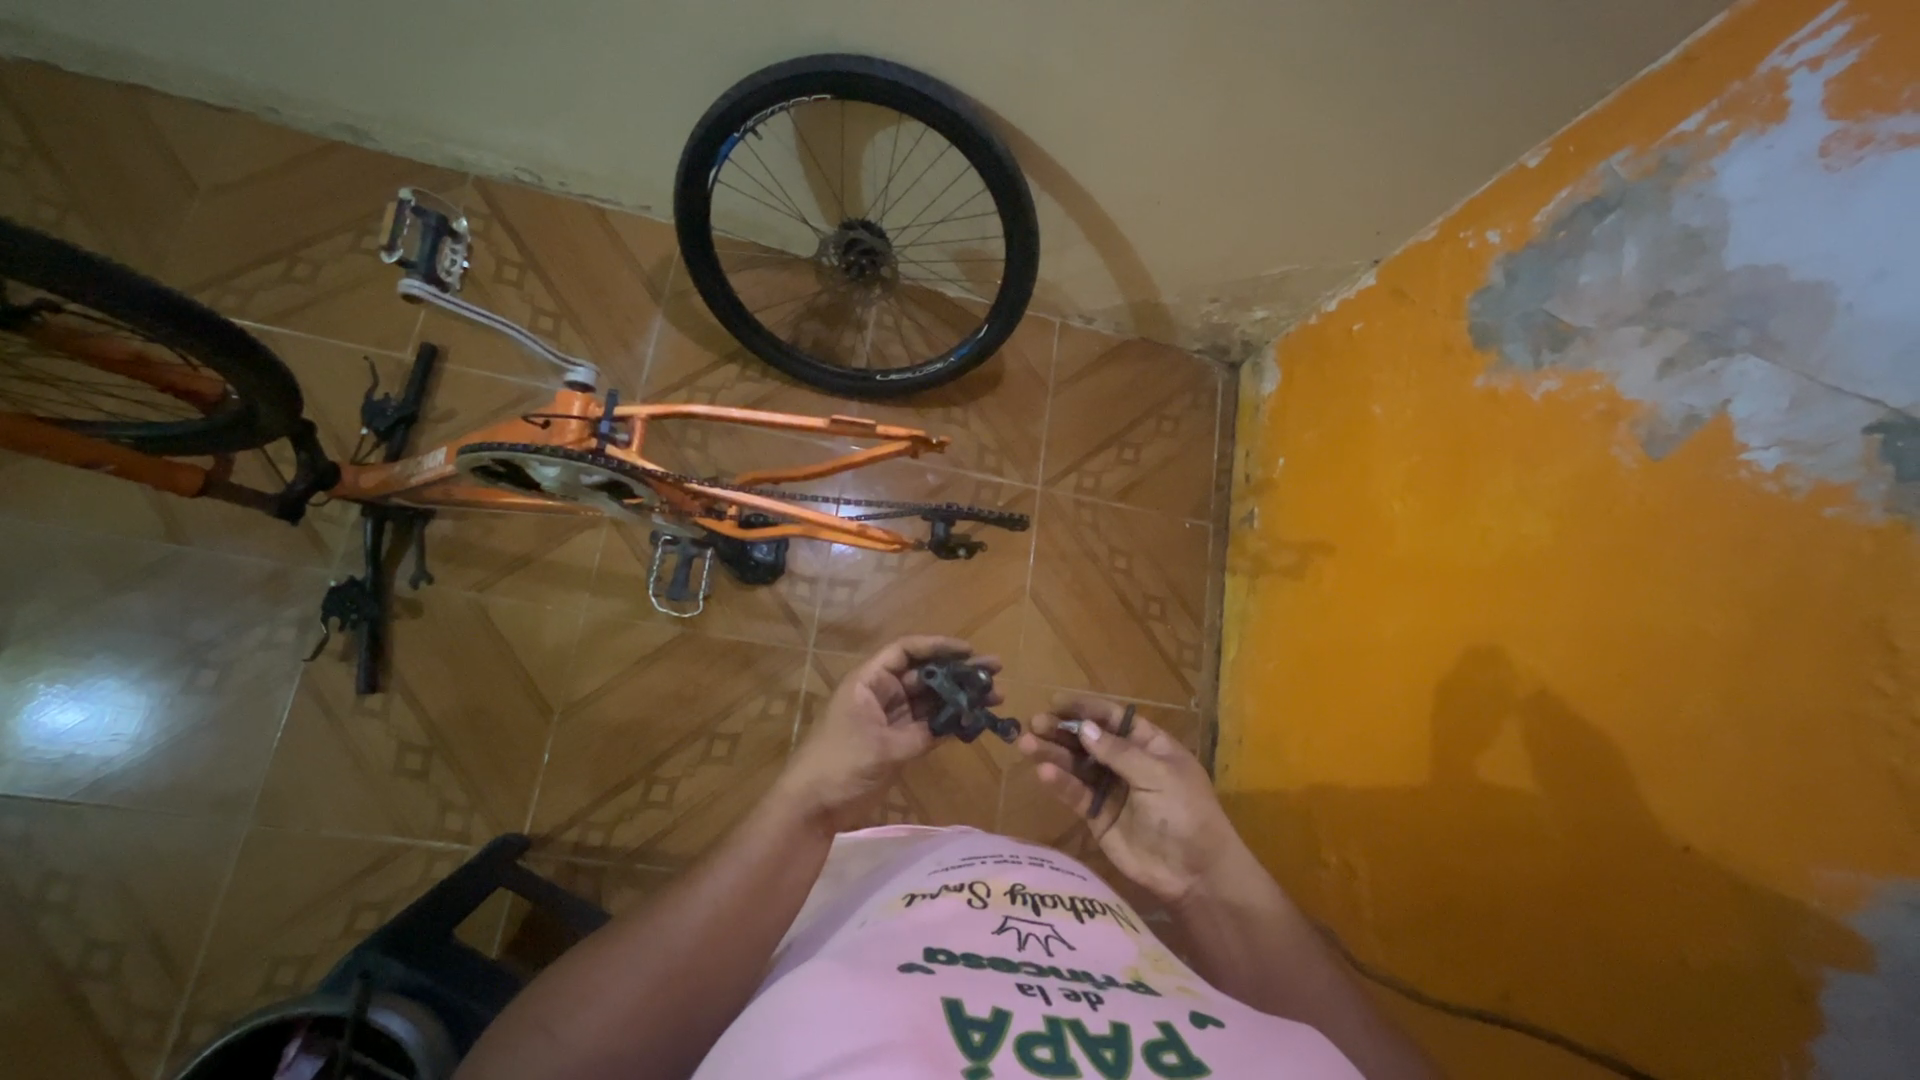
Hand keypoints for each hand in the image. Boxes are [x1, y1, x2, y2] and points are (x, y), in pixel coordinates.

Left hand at [778, 636, 998, 828]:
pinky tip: (977, 721)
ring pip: (931, 701)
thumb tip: (960, 721)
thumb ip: (923, 733)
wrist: (812, 807)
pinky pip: (930, 726)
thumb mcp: (882, 748)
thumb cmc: (838, 765)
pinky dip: (951, 723)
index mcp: (868, 682)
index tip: (969, 651)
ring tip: (996, 698)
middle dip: (959, 673)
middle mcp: (881, 695)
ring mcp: (891, 720)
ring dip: (960, 698)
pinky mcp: (898, 743)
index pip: (905, 652)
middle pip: (924, 675)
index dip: (937, 647)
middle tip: (996, 672)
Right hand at [1019, 695, 1246, 905]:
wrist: (1194, 872)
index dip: (1086, 708)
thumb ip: (1119, 753)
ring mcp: (1110, 789)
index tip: (1056, 702)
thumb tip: (1083, 728)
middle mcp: (1126, 762)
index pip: (1113, 718)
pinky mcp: (1097, 816)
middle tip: (1035, 723)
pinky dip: (1059, 782)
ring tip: (1026, 744)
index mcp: (1148, 745)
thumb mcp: (1158, 775)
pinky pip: (1075, 794)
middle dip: (1062, 729)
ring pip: (1076, 765)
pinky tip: (1043, 772)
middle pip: (1088, 739)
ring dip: (1052, 753)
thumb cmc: (1186, 813)